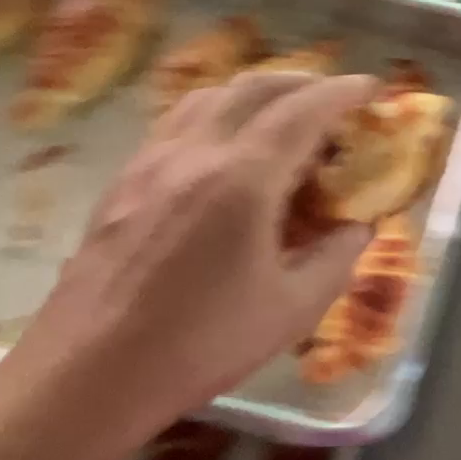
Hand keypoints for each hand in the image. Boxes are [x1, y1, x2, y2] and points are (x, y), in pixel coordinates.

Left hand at [0, 72, 377, 450]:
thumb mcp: (293, 308)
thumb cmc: (200, 345)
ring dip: (255, 94)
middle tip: (335, 100)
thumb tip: (358, 227)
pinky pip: (177, 123)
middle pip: (252, 88)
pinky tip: (228, 152)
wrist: (87, 377)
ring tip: (284, 119)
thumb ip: (336, 257)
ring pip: (208, 97)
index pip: (302, 112)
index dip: (343, 93)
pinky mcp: (123, 184)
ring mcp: (150, 164)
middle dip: (302, 82)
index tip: (372, 88)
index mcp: (241, 180)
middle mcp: (193, 154)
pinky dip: (218, 115)